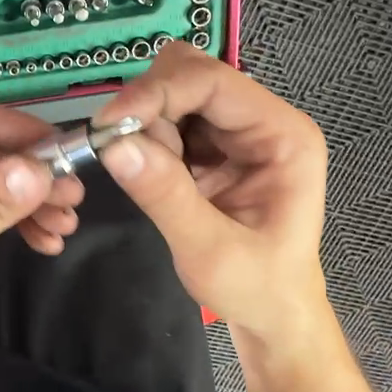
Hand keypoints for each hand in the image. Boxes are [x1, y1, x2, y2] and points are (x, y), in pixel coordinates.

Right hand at [93, 43, 329, 341]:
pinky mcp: (213, 147)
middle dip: (149, 105)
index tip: (108, 124)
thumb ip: (165, 195)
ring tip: (148, 177)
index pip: (213, 82)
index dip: (157, 92)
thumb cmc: (255, 288)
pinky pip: (168, 121)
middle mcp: (262, 121)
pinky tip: (152, 175)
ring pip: (174, 93)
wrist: (272, 316)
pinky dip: (147, 140)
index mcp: (283, 136)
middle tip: (123, 152)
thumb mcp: (209, 250)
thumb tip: (113, 144)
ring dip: (146, 125)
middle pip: (193, 75)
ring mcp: (237, 132)